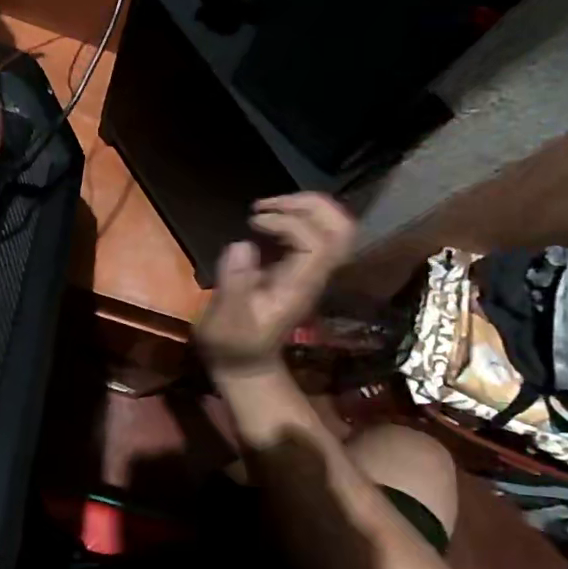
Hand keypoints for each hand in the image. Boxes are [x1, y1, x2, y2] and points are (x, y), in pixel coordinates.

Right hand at [194, 193, 359, 379]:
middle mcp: (314, 275)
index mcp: (299, 287)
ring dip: (303, 207)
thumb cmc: (233, 344)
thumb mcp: (226, 320)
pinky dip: (295, 217)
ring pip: (334, 227)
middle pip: (341, 230)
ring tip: (264, 208)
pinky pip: (316, 232)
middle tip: (268, 205)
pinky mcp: (301, 267)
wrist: (246, 364)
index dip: (289, 223)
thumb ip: (235, 284)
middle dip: (308, 205)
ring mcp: (311, 271)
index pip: (317, 243)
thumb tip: (242, 244)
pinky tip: (264, 221)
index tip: (253, 223)